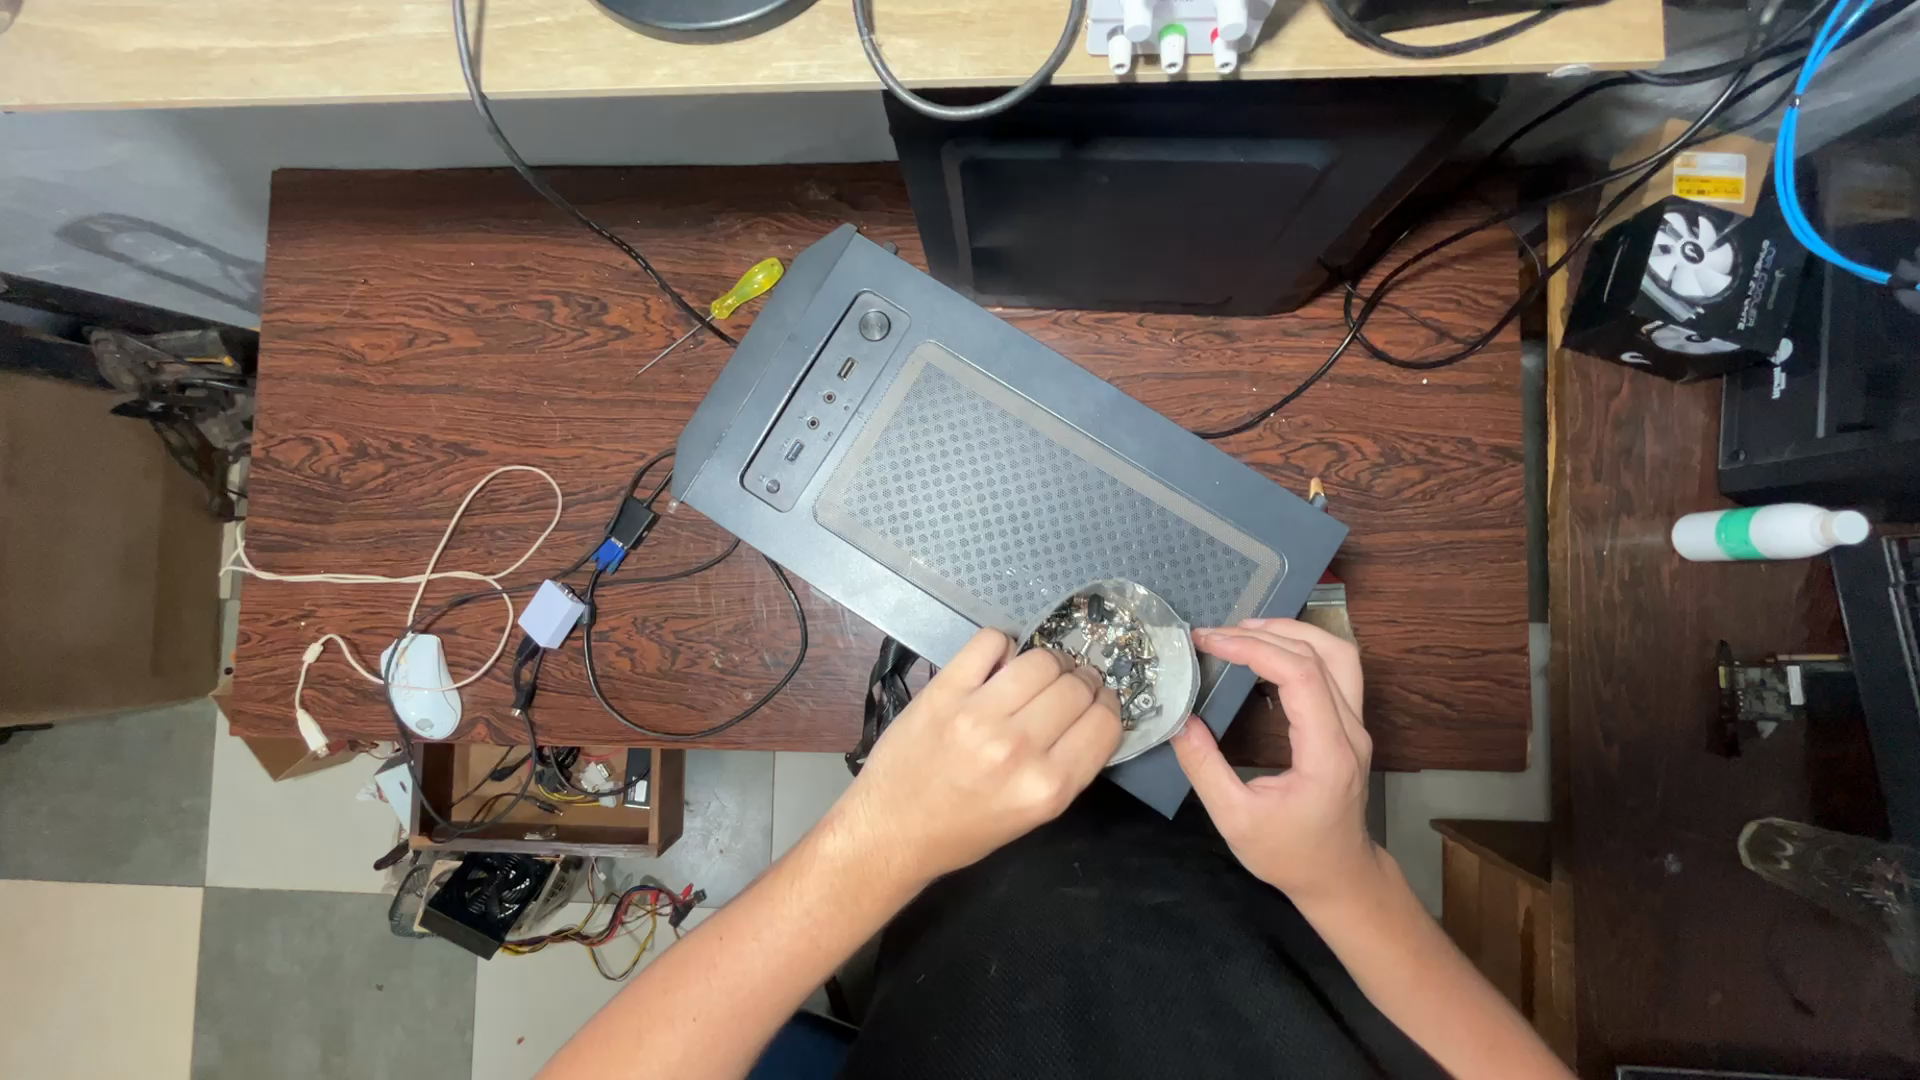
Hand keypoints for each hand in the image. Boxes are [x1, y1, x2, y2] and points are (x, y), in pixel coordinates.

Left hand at [829, 628, 1122, 884]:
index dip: (1106, 704)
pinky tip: (998, 663)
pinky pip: (991, 641)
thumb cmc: (964, 831)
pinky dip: (1002, 644)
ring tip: (1033, 674)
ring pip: (1041, 660)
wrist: (891, 830)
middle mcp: (1019, 748)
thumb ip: (1066, 766)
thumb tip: (1088, 710)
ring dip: (1047, 662)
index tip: (1096, 700)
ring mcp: (979, 715)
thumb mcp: (1033, 814)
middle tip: (1065, 686)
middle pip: (1075, 686)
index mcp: (1048, 787)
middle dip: (1079, 681)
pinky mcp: (945, 690)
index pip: (1104, 722)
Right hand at [1169, 618, 1380, 903]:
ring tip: (1243, 629)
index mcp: (1327, 752)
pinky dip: (1300, 647)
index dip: (1252, 649)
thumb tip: (1179, 719)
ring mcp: (1355, 725)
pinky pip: (1335, 668)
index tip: (1208, 642)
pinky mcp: (1348, 724)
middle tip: (1214, 635)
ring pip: (1338, 653)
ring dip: (1291, 632)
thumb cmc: (1289, 855)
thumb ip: (1204, 767)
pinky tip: (1265, 650)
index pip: (1300, 675)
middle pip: (1320, 654)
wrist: (1341, 878)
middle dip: (1263, 634)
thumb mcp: (1235, 819)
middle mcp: (1350, 730)